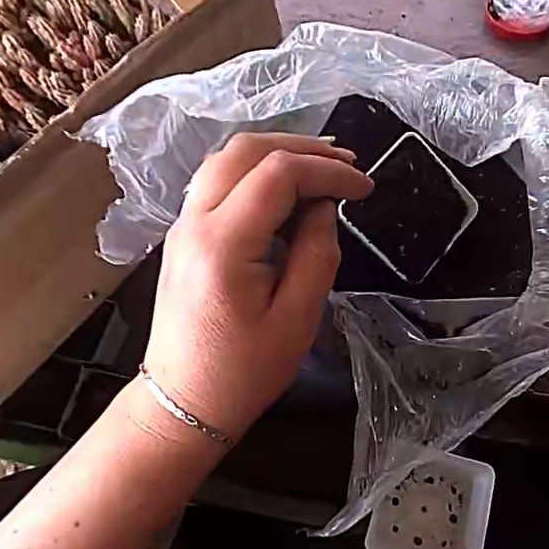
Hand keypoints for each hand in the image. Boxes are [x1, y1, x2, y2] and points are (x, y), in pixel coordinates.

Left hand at [141, 133, 372, 439]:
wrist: (183, 401)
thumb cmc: (244, 371)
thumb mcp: (298, 318)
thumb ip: (317, 253)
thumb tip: (324, 207)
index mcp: (223, 245)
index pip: (278, 175)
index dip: (329, 171)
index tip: (365, 189)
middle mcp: (194, 223)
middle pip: (246, 150)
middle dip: (304, 147)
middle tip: (348, 164)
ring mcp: (183, 225)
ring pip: (228, 158)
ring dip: (279, 152)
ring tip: (324, 167)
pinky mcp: (185, 234)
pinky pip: (220, 180)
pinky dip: (259, 171)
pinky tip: (289, 188)